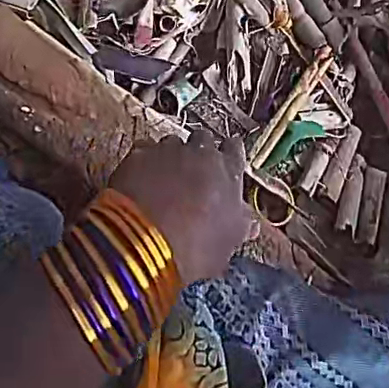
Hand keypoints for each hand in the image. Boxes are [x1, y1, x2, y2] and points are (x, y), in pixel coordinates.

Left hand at [107, 130, 251, 281]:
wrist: (145, 242)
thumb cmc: (194, 247)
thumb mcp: (228, 243)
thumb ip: (240, 225)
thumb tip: (249, 223)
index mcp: (229, 172)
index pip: (235, 149)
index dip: (229, 154)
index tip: (225, 162)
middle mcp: (200, 152)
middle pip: (203, 139)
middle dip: (198, 152)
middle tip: (193, 174)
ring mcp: (168, 150)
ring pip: (172, 143)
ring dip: (171, 156)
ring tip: (165, 180)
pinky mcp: (139, 153)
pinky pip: (145, 150)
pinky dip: (145, 161)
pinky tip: (141, 180)